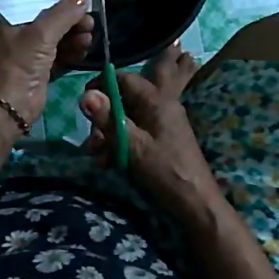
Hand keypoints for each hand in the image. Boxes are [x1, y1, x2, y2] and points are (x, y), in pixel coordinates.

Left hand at [0, 0, 93, 123]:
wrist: (9, 108)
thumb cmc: (19, 64)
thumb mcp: (41, 34)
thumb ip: (64, 14)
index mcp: (7, 18)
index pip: (35, 0)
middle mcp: (17, 32)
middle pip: (50, 19)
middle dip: (72, 20)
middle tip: (89, 22)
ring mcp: (29, 52)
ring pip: (58, 37)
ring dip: (75, 36)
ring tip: (88, 38)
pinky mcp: (40, 68)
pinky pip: (61, 54)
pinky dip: (73, 50)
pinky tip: (84, 49)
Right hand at [78, 69, 220, 212]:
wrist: (195, 200)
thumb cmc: (165, 169)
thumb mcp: (132, 144)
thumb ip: (108, 119)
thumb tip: (85, 94)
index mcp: (157, 100)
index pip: (125, 79)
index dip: (102, 85)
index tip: (84, 101)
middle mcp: (160, 106)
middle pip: (123, 101)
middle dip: (103, 120)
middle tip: (92, 142)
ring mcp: (161, 123)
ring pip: (127, 120)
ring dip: (109, 136)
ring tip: (99, 157)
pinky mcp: (160, 139)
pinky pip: (135, 133)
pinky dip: (120, 144)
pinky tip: (109, 163)